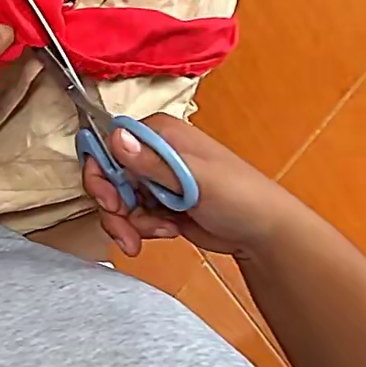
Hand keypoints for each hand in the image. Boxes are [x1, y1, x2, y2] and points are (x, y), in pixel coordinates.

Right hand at [84, 114, 307, 258]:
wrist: (262, 231)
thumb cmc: (241, 196)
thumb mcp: (195, 178)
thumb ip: (153, 161)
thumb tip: (117, 137)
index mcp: (160, 134)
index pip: (109, 144)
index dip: (103, 174)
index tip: (113, 201)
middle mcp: (154, 152)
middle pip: (109, 176)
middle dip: (115, 207)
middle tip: (128, 229)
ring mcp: (156, 178)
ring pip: (118, 200)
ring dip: (130, 223)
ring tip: (159, 232)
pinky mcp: (159, 202)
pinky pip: (132, 216)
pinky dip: (142, 229)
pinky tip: (167, 232)